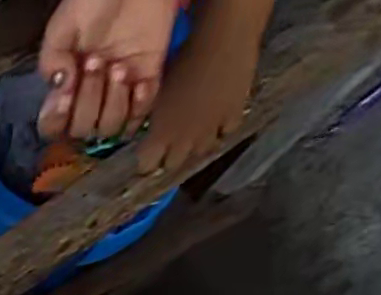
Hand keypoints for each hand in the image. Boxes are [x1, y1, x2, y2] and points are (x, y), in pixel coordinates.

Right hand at [36, 0, 174, 140]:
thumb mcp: (61, 28)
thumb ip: (51, 61)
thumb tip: (60, 87)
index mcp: (64, 87)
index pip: (53, 127)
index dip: (57, 119)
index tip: (65, 92)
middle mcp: (88, 96)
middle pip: (82, 130)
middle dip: (89, 100)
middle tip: (97, 61)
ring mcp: (118, 91)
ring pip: (110, 127)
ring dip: (114, 102)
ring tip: (119, 67)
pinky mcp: (148, 79)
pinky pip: (142, 113)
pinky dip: (140, 103)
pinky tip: (139, 82)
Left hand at [134, 24, 259, 172]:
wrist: (221, 42)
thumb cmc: (181, 62)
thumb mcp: (156, 95)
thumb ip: (152, 118)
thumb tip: (148, 131)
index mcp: (160, 136)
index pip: (148, 166)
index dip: (145, 163)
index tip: (145, 157)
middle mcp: (184, 140)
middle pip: (174, 164)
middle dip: (169, 158)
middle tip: (168, 148)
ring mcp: (211, 130)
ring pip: (201, 151)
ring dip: (196, 146)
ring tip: (193, 135)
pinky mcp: (235, 115)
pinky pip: (227, 132)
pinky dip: (222, 128)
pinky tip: (219, 119)